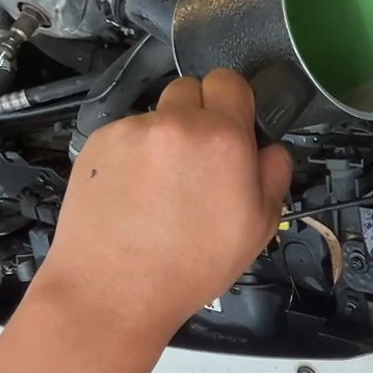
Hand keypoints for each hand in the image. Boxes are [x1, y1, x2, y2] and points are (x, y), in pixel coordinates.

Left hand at [33, 69, 292, 336]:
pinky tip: (135, 193)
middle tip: (200, 161)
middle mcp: (176, 124)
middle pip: (192, 89)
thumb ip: (274, 174)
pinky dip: (134, 154)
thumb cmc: (191, 266)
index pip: (230, 82)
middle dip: (200, 115)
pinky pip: (126, 134)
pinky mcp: (98, 144)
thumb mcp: (260, 228)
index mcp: (223, 138)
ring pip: (158, 116)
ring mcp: (132, 131)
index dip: (234, 103)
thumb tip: (270, 149)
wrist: (113, 290)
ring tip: (163, 187)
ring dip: (166, 137)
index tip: (233, 127)